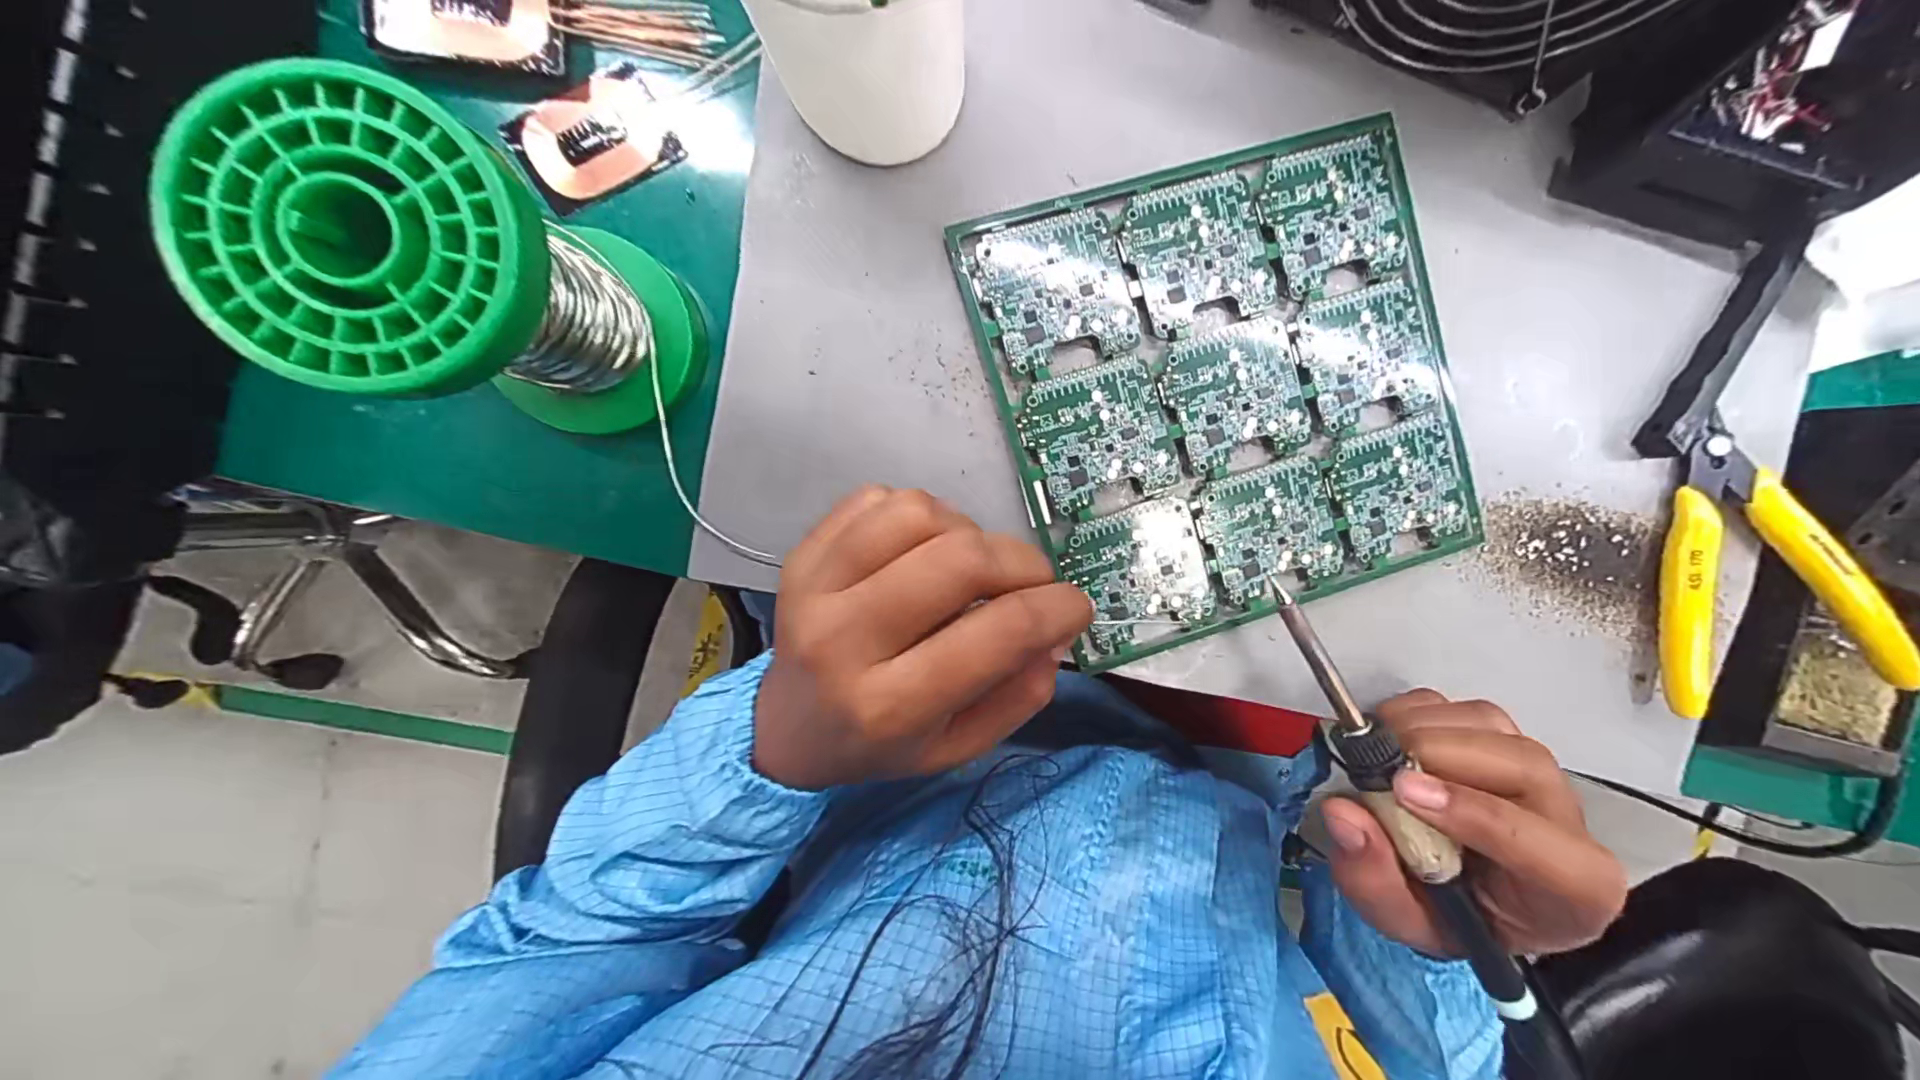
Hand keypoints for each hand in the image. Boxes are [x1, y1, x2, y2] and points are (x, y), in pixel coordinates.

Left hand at [753, 486, 1093, 789]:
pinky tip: (923, 550)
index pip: (994, 634)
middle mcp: (842, 640)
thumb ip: (1017, 696)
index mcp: (888, 706)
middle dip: (1021, 562)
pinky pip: (876, 498)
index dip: (1055, 609)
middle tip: (1033, 583)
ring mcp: (813, 587)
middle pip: (958, 561)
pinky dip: (921, 513)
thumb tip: (1055, 630)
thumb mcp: (958, 746)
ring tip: (971, 565)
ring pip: (917, 513)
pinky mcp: (802, 554)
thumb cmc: (879, 745)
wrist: (787, 729)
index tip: (1076, 606)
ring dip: (967, 530)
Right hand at [1318, 690, 1627, 955]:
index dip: (1471, 811)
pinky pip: (1460, 707)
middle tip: (1374, 766)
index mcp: (1569, 890)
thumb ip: (1373, 878)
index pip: (1542, 845)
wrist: (1456, 893)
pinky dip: (1413, 712)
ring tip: (1374, 752)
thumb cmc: (1441, 913)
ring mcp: (1535, 771)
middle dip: (1437, 754)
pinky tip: (1386, 738)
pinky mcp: (1499, 738)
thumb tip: (1341, 810)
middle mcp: (1565, 821)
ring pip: (1490, 724)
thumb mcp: (1403, 920)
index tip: (1402, 792)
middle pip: (1520, 763)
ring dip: (1419, 727)